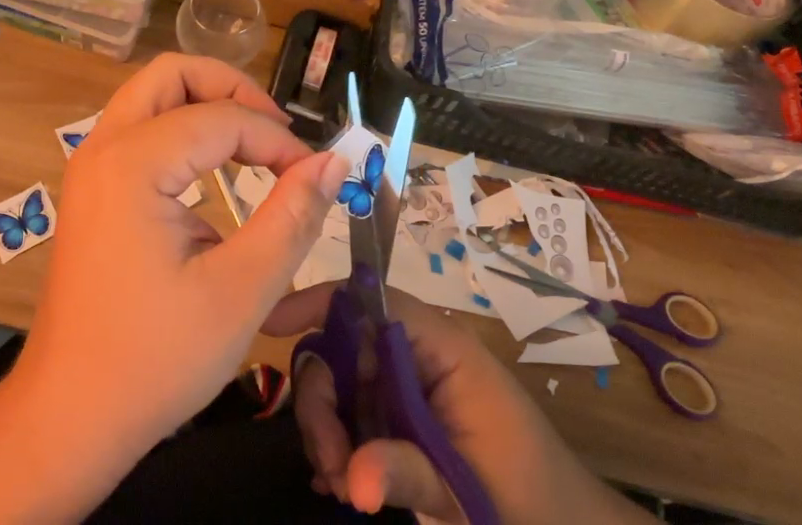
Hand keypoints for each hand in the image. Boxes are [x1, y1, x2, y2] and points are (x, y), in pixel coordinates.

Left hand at [12, 54, 349, 453]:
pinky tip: (214, 178)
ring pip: (150, 99)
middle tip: (277, 132)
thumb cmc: (156, 359)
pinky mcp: (91, 193)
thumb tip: (333, 161)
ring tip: (254, 146)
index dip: (278, 141)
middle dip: (232, 90)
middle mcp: (102, 149)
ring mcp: (90, 170)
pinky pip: (138, 134)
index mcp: (132, 164)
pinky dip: (182, 134)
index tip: (317, 178)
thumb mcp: (241, 290)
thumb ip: (292, 217)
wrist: (71, 414)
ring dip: (205, 107)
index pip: (221, 118)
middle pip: (171, 75)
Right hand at [265, 284, 649, 524]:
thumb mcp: (468, 492)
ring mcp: (406, 387)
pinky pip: (351, 414)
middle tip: (332, 467)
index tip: (270, 326)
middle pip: (342, 347)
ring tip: (346, 489)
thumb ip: (408, 474)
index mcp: (442, 349)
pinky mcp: (401, 418)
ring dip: (328, 434)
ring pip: (339, 385)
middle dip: (322, 403)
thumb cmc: (530, 502)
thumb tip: (350, 479)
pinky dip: (339, 447)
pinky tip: (345, 486)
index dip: (318, 302)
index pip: (370, 300)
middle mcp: (418, 356)